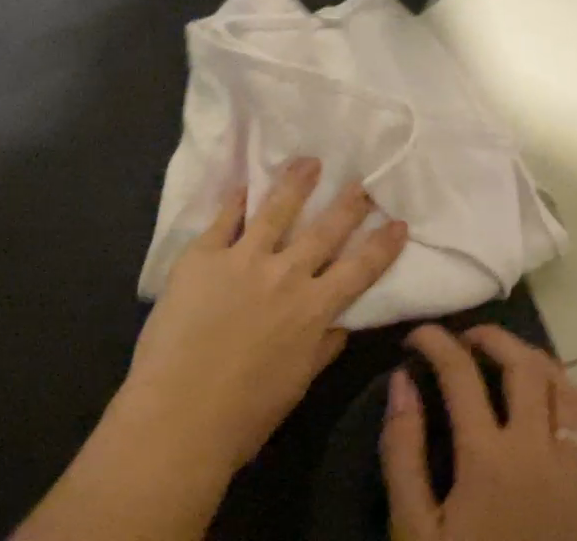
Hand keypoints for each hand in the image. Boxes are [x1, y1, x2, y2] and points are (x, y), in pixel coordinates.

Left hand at [119, 158, 409, 472]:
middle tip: (362, 181)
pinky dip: (237, 200)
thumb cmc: (243, 415)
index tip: (399, 222)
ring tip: (309, 161)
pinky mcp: (202, 255)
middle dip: (348, 204)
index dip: (383, 245)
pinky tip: (244, 184)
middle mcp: (285, 274)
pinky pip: (224, 218)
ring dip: (296, 183)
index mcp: (314, 310)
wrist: (178, 414)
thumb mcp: (298, 384)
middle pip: (324, 230)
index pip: (360, 269)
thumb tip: (340, 324)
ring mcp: (242, 259)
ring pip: (276, 210)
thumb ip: (322, 348)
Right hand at [382, 325, 576, 540]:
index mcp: (486, 456)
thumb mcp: (413, 529)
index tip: (417, 336)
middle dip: (494, 338)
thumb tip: (403, 382)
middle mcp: (536, 452)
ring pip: (569, 394)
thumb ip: (403, 451)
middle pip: (524, 367)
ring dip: (541, 368)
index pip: (459, 373)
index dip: (436, 342)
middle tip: (468, 341)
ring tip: (516, 366)